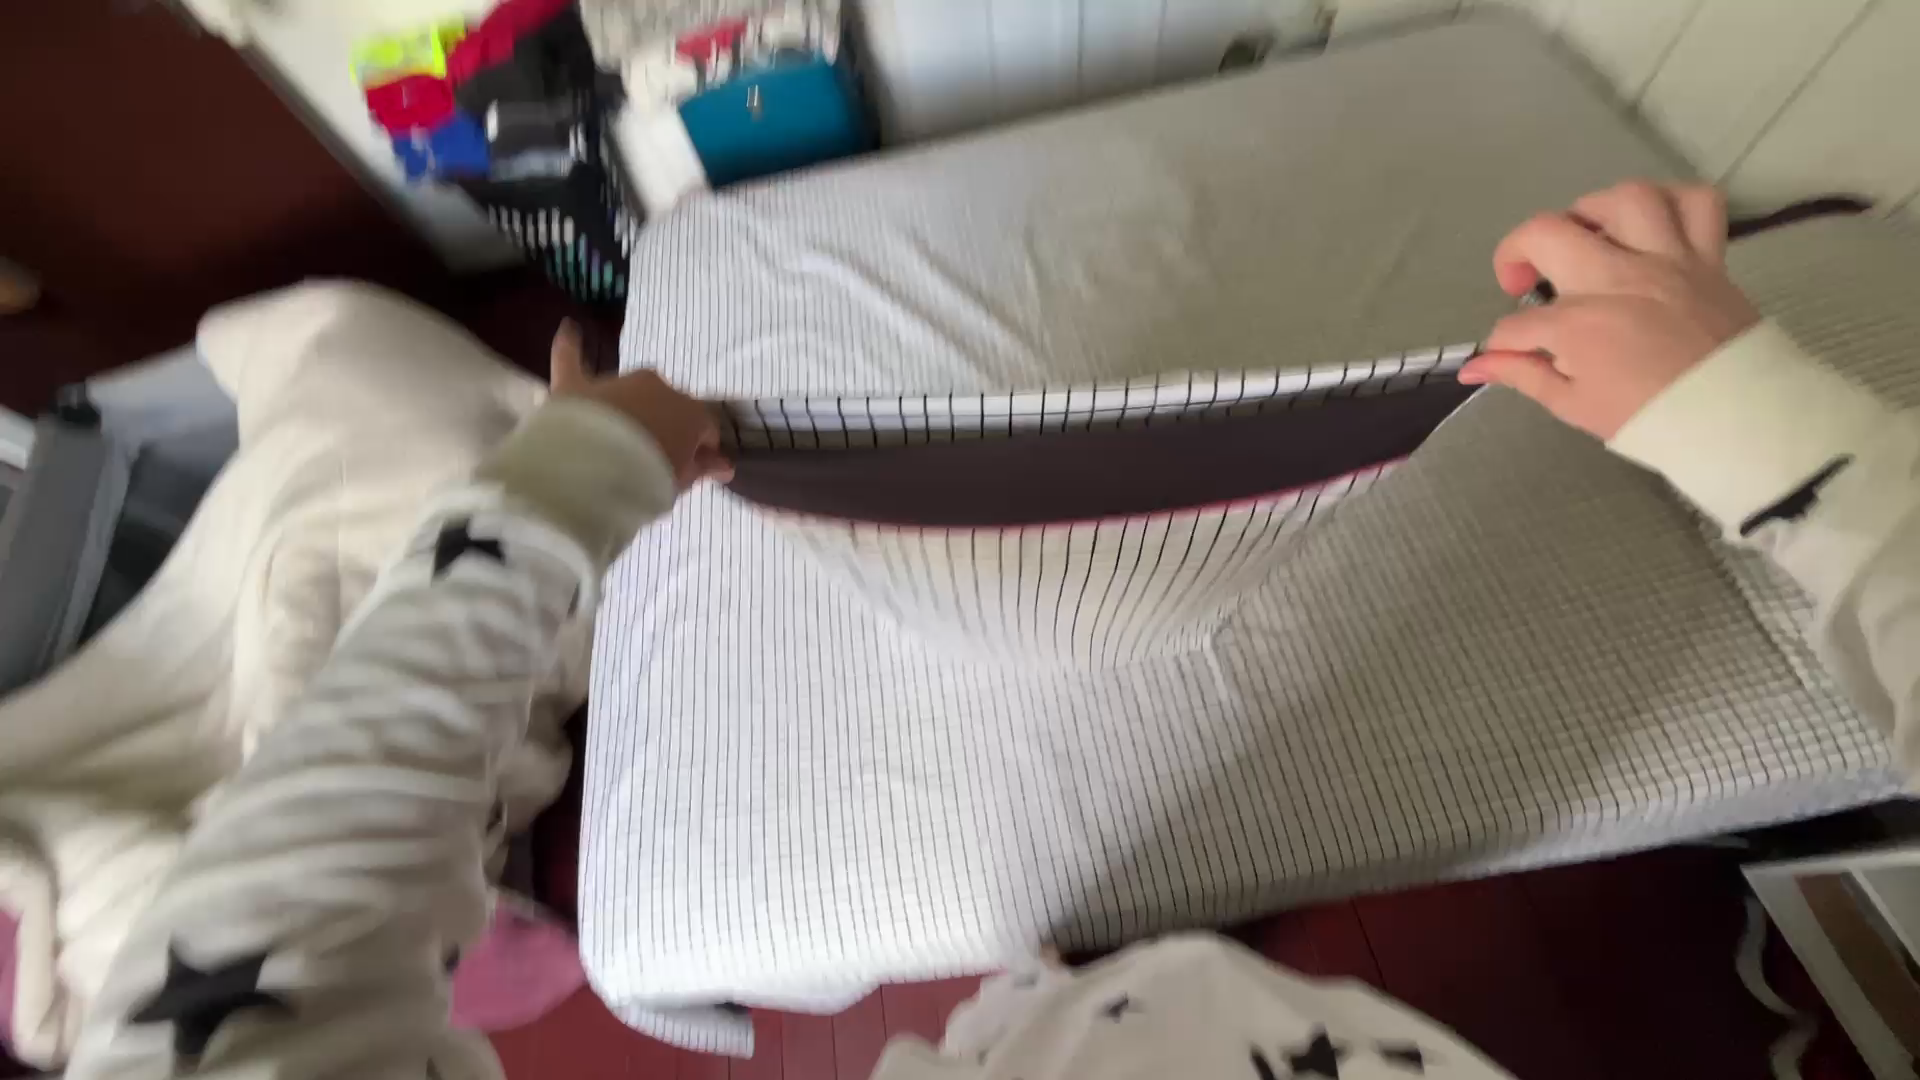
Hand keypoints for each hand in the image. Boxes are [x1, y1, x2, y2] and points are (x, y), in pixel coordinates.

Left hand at [548, 319, 732, 487]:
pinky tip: (570, 328)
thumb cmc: (649, 476)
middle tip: (658, 455)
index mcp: (691, 412)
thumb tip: (724, 464)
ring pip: (632, 391)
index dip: (702, 449)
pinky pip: (571, 358)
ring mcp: (618, 383)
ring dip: (633, 405)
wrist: (594, 468)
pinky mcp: (576, 384)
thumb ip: (703, 467)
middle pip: (670, 406)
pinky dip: (570, 346)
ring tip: (625, 432)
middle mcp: (659, 388)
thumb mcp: (683, 480)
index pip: (705, 429)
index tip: (696, 466)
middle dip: (668, 425)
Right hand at [1458, 180, 1762, 439]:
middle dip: (1515, 253)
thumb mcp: (1567, 402)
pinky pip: (1696, 202)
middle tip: (1521, 280)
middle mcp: (1617, 279)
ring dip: (1589, 212)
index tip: (1507, 357)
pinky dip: (1668, 202)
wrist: (1731, 414)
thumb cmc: (1641, 413)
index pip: (1513, 323)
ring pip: (1624, 200)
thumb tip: (1473, 367)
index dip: (1501, 343)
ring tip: (1579, 238)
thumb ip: (1518, 373)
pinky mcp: (1708, 257)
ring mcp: (1667, 261)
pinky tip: (1644, 224)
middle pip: (1547, 234)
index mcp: (1578, 324)